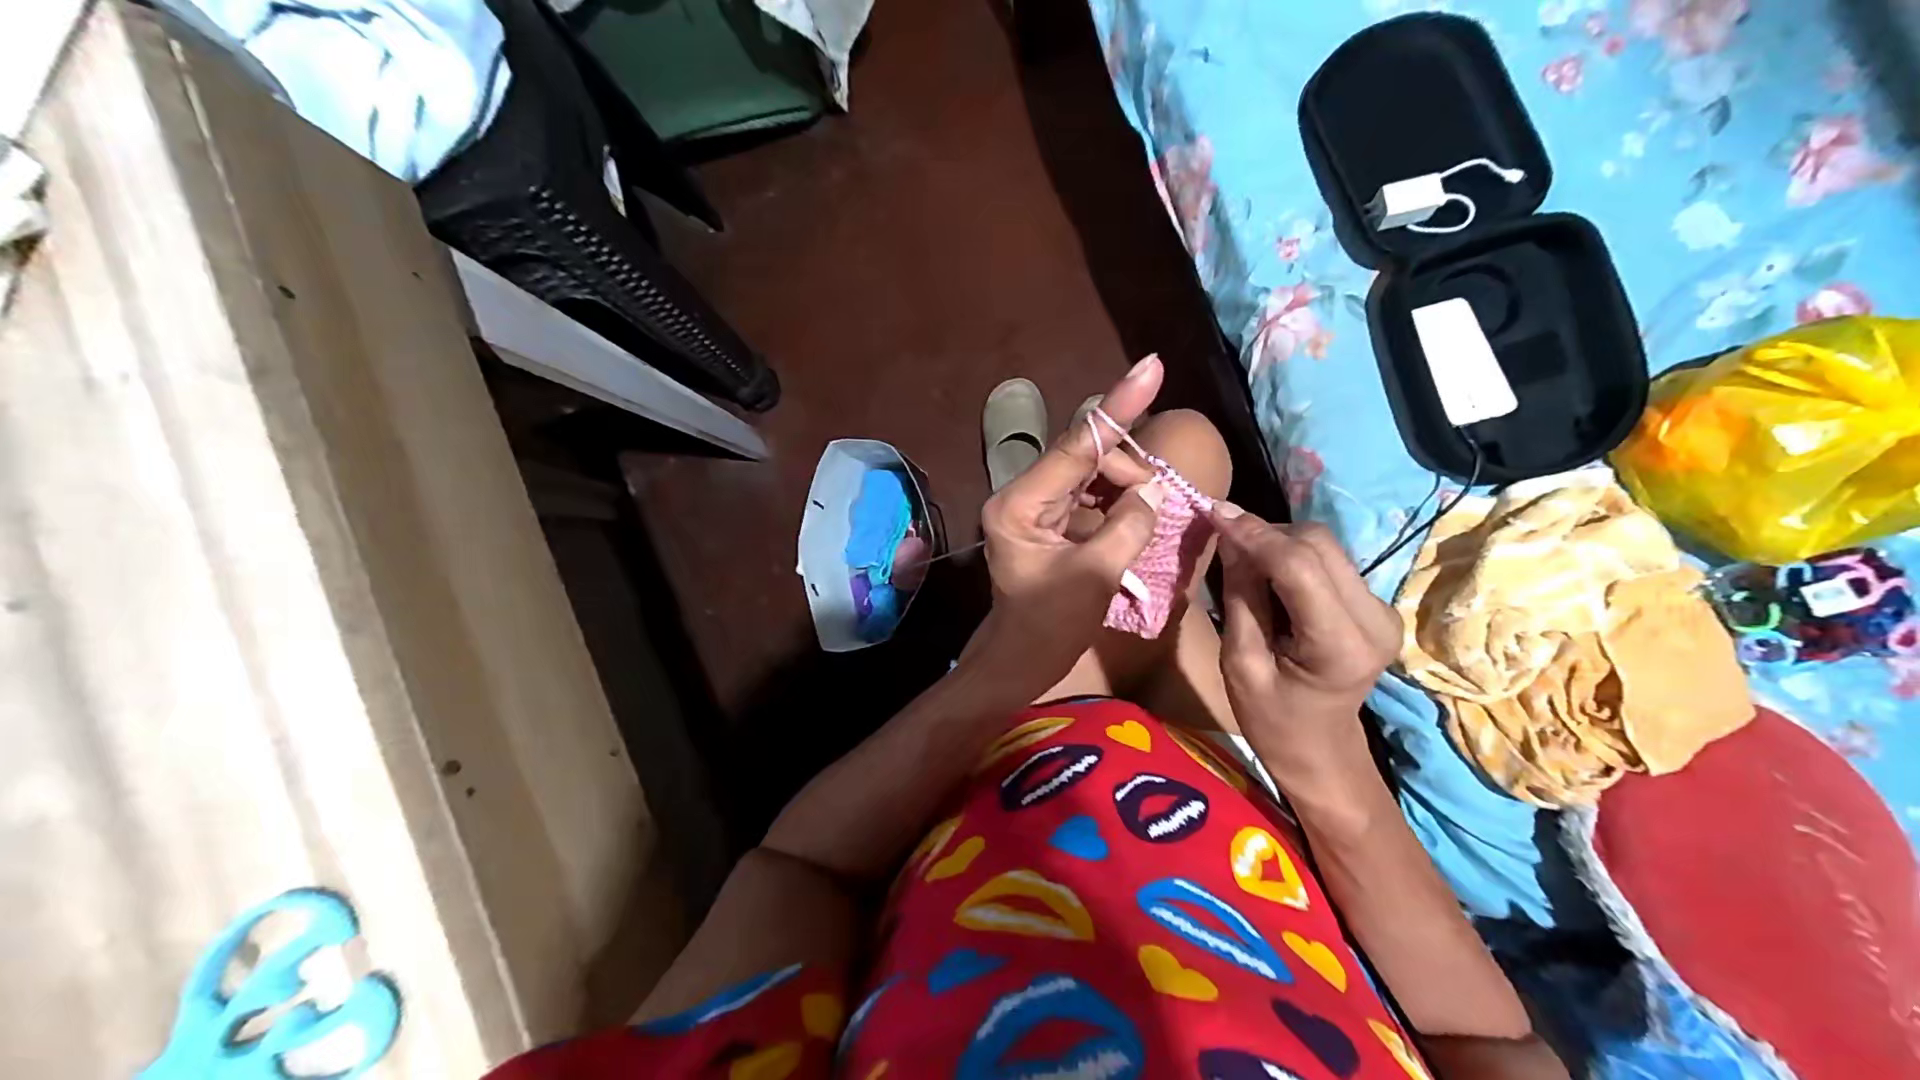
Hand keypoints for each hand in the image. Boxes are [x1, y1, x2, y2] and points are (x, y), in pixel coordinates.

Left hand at [972, 356, 1166, 693]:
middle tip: (1158, 494)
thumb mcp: (1095, 576)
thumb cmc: (1049, 626)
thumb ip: (1128, 525)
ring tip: (1148, 506)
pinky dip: (1115, 499)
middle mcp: (1022, 497)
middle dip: (1126, 466)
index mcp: (1020, 505)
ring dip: (1124, 483)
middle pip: (1084, 457)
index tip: (1151, 366)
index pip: (1076, 447)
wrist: (1020, 660)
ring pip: (1088, 474)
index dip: (1118, 407)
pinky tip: (1135, 510)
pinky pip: (1087, 495)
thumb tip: (1154, 491)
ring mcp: (1033, 508)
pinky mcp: (1047, 522)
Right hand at [1209, 504, 1400, 796]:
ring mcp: (1381, 607)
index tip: (1214, 512)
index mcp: (1341, 644)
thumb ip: (1240, 595)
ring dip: (1278, 541)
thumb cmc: (1271, 719)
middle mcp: (1374, 618)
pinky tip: (1266, 572)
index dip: (1254, 534)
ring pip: (1325, 545)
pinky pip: (1328, 559)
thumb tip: (1228, 534)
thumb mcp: (1240, 662)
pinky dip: (1291, 555)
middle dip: (1266, 533)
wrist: (1319, 749)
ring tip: (1241, 558)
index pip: (1299, 566)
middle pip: (1318, 544)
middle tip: (1223, 536)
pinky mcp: (1373, 602)